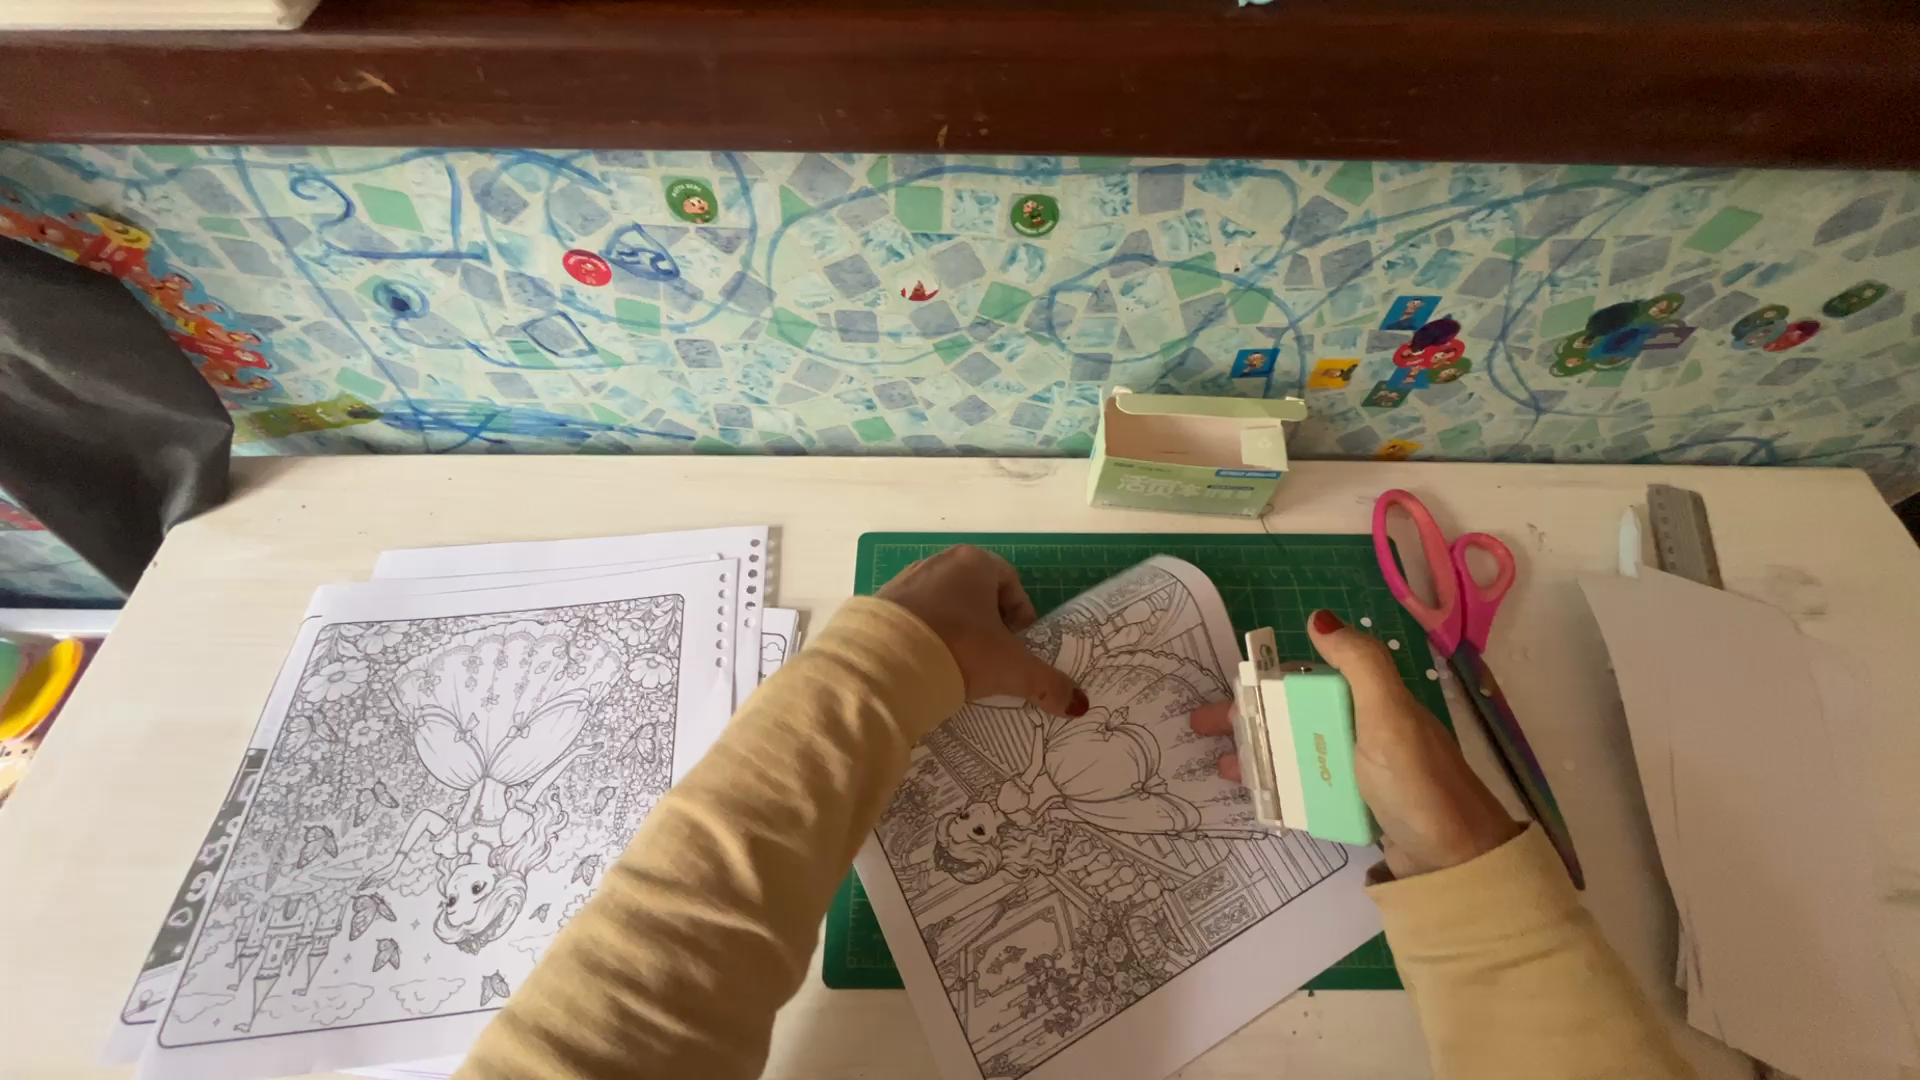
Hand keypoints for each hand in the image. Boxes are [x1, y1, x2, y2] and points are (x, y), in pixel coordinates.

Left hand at [877, 544, 1087, 716]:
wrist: (886, 661)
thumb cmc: (960, 649)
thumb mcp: (1011, 669)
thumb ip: (1047, 684)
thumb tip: (1080, 705)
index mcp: (975, 563)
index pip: (1010, 583)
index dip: (1020, 616)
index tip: (1018, 646)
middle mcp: (939, 562)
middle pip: (976, 593)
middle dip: (988, 626)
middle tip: (991, 659)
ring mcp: (906, 580)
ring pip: (944, 605)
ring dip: (957, 631)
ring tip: (959, 666)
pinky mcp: (881, 603)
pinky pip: (915, 618)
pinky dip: (926, 637)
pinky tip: (927, 664)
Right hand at [1190, 610, 1518, 878]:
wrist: (1457, 862)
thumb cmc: (1416, 783)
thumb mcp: (1387, 715)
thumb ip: (1358, 663)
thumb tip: (1318, 617)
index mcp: (1367, 701)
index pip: (1304, 679)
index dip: (1263, 681)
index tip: (1227, 690)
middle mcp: (1360, 728)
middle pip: (1290, 713)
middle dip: (1246, 718)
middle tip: (1203, 729)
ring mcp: (1356, 767)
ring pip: (1293, 749)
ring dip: (1255, 751)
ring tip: (1221, 766)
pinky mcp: (1354, 801)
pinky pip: (1304, 783)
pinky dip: (1275, 782)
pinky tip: (1255, 791)